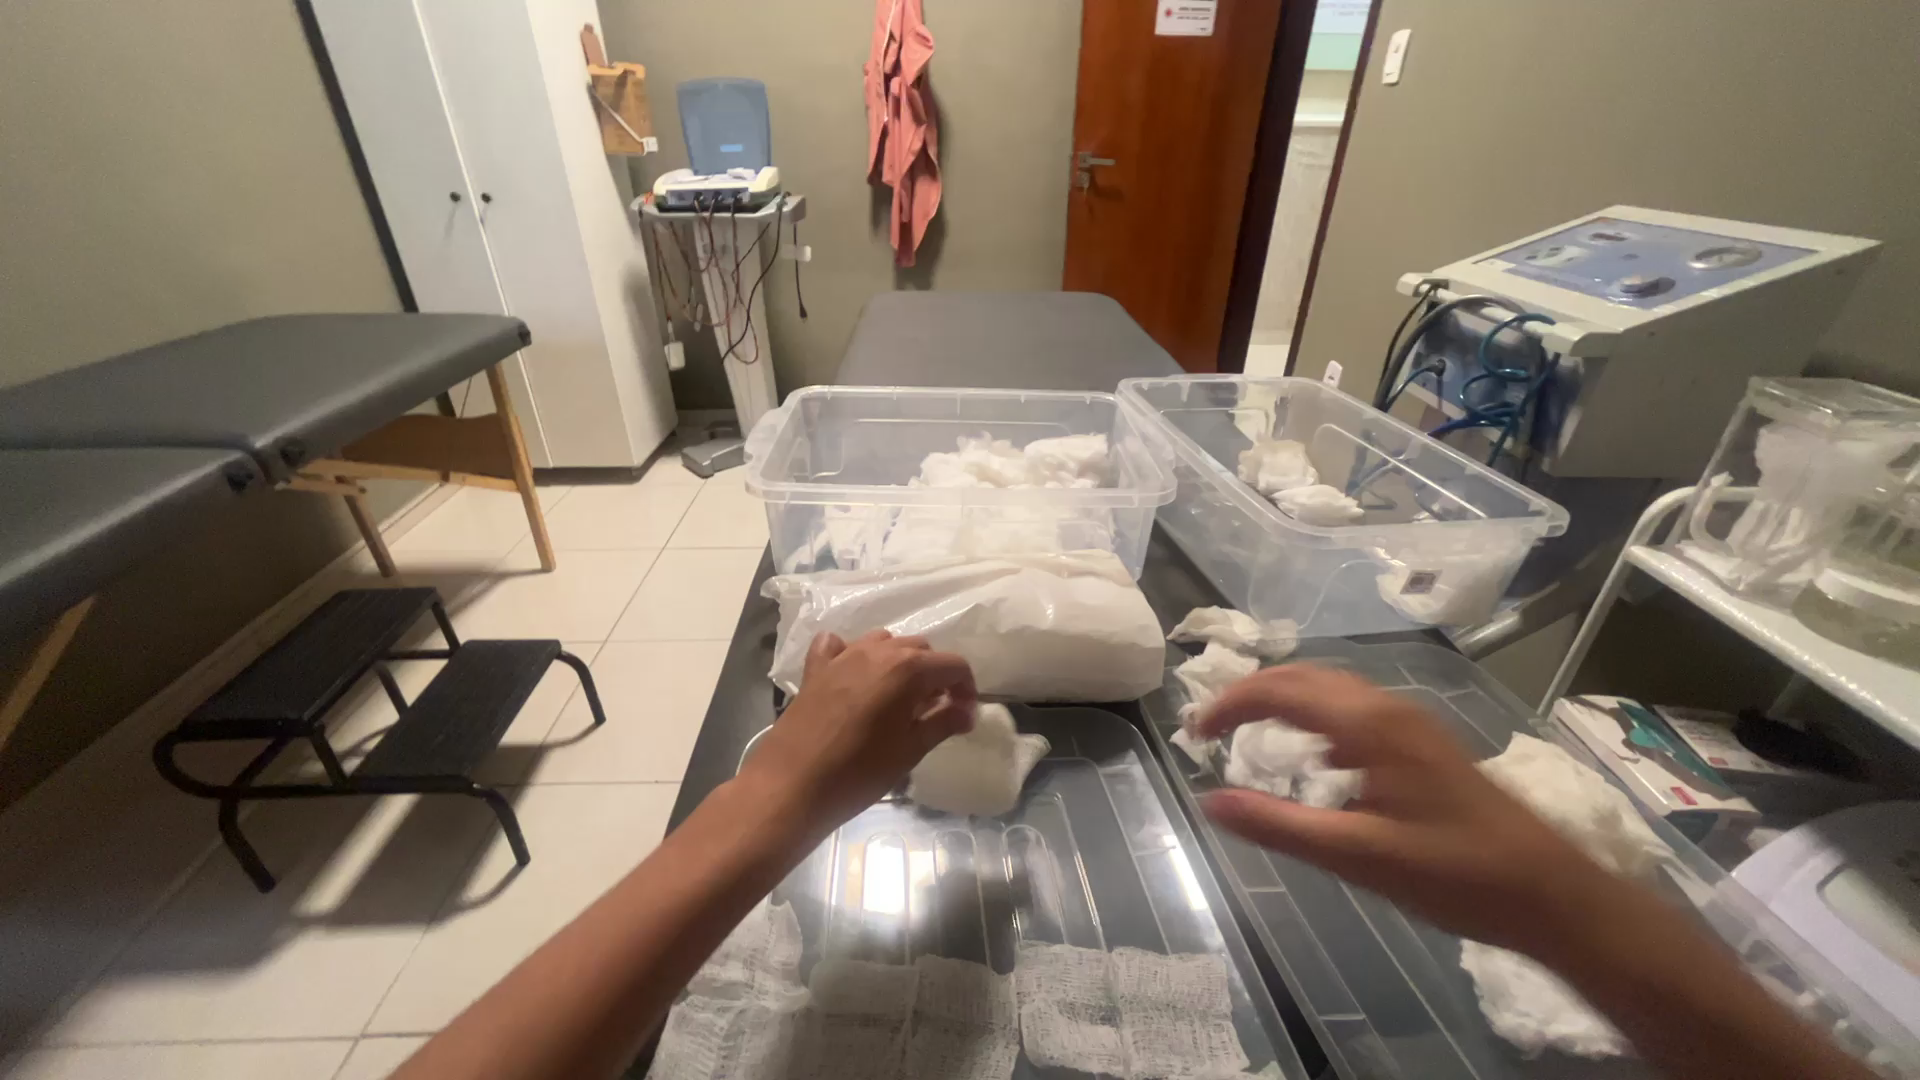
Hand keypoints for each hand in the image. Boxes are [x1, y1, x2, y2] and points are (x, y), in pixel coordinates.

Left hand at [739, 630, 976, 836]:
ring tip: (898, 697)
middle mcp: (878, 650)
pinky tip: (854, 677)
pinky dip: (852, 653)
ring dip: (899, 662)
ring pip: (884, 642)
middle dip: (935, 675)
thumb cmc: (859, 772)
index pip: (954, 665)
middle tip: (935, 710)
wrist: (792, 785)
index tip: (964, 715)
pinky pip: (839, 645)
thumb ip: (942, 722)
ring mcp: (844, 655)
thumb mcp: (911, 750)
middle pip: (920, 649)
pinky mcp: (816, 667)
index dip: (966, 688)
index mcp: (908, 668)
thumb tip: (966, 711)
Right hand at [1195, 665, 1629, 958]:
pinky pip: (1352, 707)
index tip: (1196, 733)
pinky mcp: (1421, 740)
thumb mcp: (1356, 855)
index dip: (1230, 705)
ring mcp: (1408, 721)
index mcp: (1368, 724)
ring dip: (1282, 698)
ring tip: (1248, 727)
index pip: (1279, 691)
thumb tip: (1209, 801)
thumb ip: (1278, 825)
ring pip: (1329, 687)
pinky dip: (1314, 715)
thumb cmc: (1455, 874)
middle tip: (1211, 725)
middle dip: (1249, 693)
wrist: (1555, 895)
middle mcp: (1386, 708)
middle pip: (1302, 676)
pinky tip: (1314, 754)